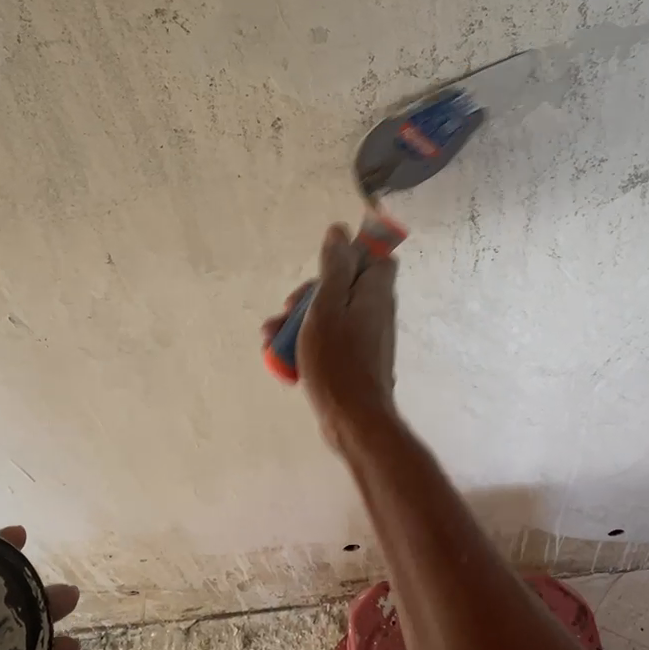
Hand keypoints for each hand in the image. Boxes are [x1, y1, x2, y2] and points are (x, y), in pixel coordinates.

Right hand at [261, 223, 398, 452]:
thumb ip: (335, 267)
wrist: (353, 419)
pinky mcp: (355, 359)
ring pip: (332, 312)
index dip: (355, 251)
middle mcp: (376, 310)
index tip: (326, 259)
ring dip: (301, 318)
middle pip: (344, 284)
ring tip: (271, 336)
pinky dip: (307, 339)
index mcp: (375, 292)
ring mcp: (366, 336)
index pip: (377, 256)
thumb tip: (340, 230)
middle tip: (288, 307)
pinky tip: (281, 354)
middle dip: (310, 291)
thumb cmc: (338, 359)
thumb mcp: (328, 306)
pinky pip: (330, 337)